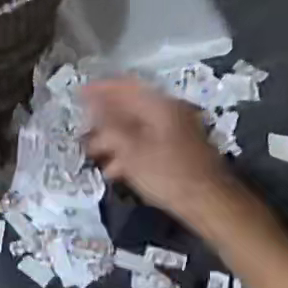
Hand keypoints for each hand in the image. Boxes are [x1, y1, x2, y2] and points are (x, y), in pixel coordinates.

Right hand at [82, 78, 238, 221]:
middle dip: (104, 118)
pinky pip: (147, 143)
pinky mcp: (178, 151)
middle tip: (83, 128)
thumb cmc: (167, 174)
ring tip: (93, 153)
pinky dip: (128, 152)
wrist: (208, 200)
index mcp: (159, 106)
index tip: (79, 93)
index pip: (125, 87)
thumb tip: (92, 108)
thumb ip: (109, 127)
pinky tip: (114, 168)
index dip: (100, 89)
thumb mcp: (131, 151)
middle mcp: (169, 112)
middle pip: (131, 108)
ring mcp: (176, 131)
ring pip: (138, 128)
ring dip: (114, 138)